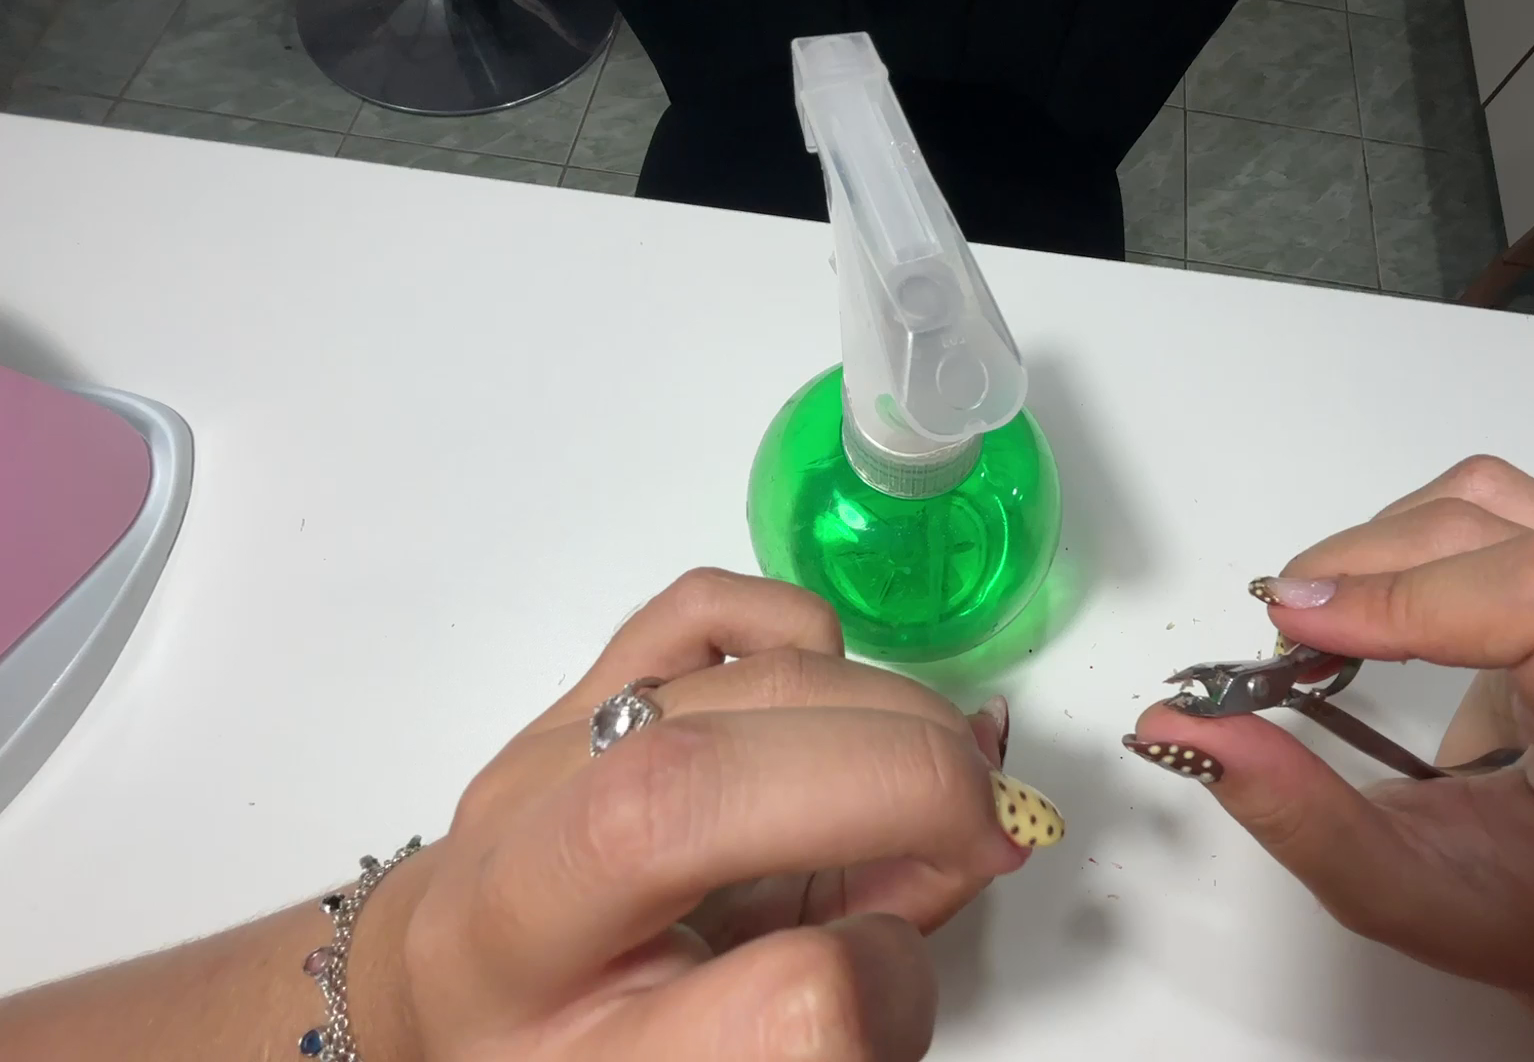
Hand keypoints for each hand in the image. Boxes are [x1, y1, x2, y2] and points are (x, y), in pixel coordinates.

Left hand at [357, 569, 1057, 1060]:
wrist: (458, 981)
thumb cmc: (586, 1048)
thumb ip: (853, 999)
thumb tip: (970, 845)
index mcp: (556, 1014)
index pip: (759, 996)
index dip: (894, 970)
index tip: (950, 945)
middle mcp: (521, 858)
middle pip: (727, 781)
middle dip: (915, 783)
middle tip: (984, 822)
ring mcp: (554, 741)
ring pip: (754, 685)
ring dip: (893, 714)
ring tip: (923, 769)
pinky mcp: (590, 677)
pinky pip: (703, 606)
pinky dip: (801, 629)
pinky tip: (828, 686)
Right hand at [1128, 456, 1533, 998]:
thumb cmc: (1516, 915)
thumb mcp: (1389, 891)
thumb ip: (1286, 808)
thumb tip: (1173, 722)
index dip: (1409, 594)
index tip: (1289, 622)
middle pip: (1511, 541)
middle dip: (1364, 568)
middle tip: (1281, 629)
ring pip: (1492, 503)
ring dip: (1378, 546)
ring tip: (1324, 614)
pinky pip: (1494, 502)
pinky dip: (1406, 532)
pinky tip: (1378, 593)